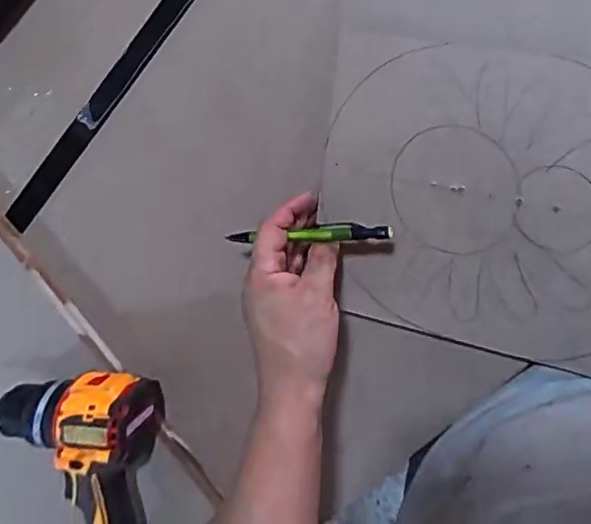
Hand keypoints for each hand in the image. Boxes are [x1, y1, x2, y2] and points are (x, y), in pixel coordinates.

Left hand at [241, 192, 339, 411]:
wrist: (293, 390)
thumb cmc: (301, 341)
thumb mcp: (318, 293)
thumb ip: (324, 258)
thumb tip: (330, 234)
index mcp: (260, 274)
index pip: (271, 230)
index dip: (291, 210)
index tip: (313, 198)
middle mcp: (260, 281)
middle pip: (278, 242)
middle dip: (301, 223)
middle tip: (326, 210)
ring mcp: (269, 296)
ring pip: (287, 258)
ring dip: (307, 241)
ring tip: (330, 227)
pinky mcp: (280, 307)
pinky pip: (292, 273)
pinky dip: (308, 260)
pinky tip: (325, 255)